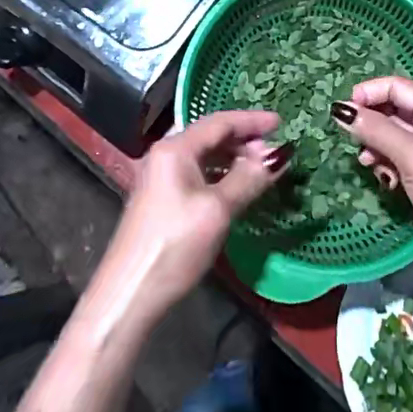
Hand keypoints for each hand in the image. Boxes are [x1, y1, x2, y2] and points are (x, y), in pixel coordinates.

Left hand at [96, 111, 290, 320]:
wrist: (131, 291)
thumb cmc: (175, 245)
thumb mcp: (217, 211)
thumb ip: (247, 178)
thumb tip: (277, 154)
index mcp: (174, 148)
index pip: (218, 122)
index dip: (251, 120)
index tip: (281, 122)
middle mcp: (164, 155)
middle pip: (209, 136)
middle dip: (243, 139)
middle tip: (275, 150)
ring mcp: (160, 177)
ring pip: (203, 155)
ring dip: (232, 157)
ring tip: (262, 167)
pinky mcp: (161, 198)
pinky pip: (196, 173)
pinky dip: (219, 173)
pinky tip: (236, 187)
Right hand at [332, 76, 412, 269]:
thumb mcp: (410, 155)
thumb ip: (374, 129)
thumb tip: (339, 109)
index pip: (396, 87)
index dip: (368, 93)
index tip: (344, 111)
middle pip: (393, 109)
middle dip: (370, 122)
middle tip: (352, 139)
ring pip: (392, 134)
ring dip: (375, 145)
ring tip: (367, 163)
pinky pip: (398, 156)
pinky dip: (386, 162)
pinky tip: (383, 178)